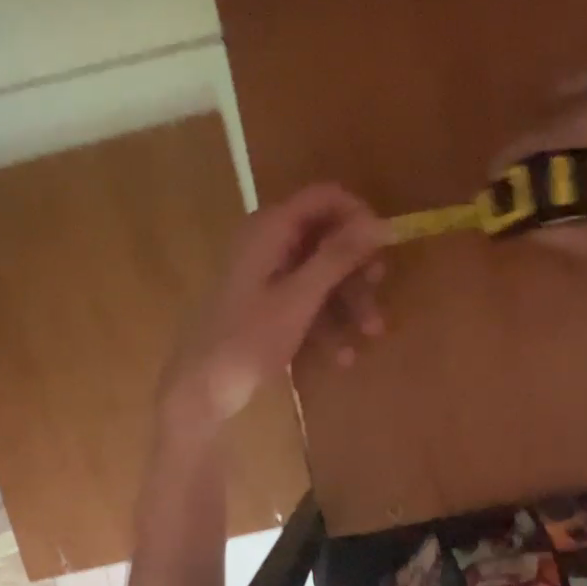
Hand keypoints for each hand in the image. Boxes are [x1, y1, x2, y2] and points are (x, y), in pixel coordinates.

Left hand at [161, 183, 390, 433]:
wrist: (201, 387)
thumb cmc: (249, 339)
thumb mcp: (299, 298)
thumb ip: (339, 257)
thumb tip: (381, 223)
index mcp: (270, 229)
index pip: (325, 198)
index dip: (359, 216)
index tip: (385, 247)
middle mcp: (268, 243)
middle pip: (326, 238)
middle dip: (357, 268)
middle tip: (379, 293)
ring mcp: (266, 275)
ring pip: (321, 275)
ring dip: (348, 302)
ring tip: (370, 335)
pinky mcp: (266, 305)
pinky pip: (306, 302)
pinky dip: (326, 323)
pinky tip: (341, 356)